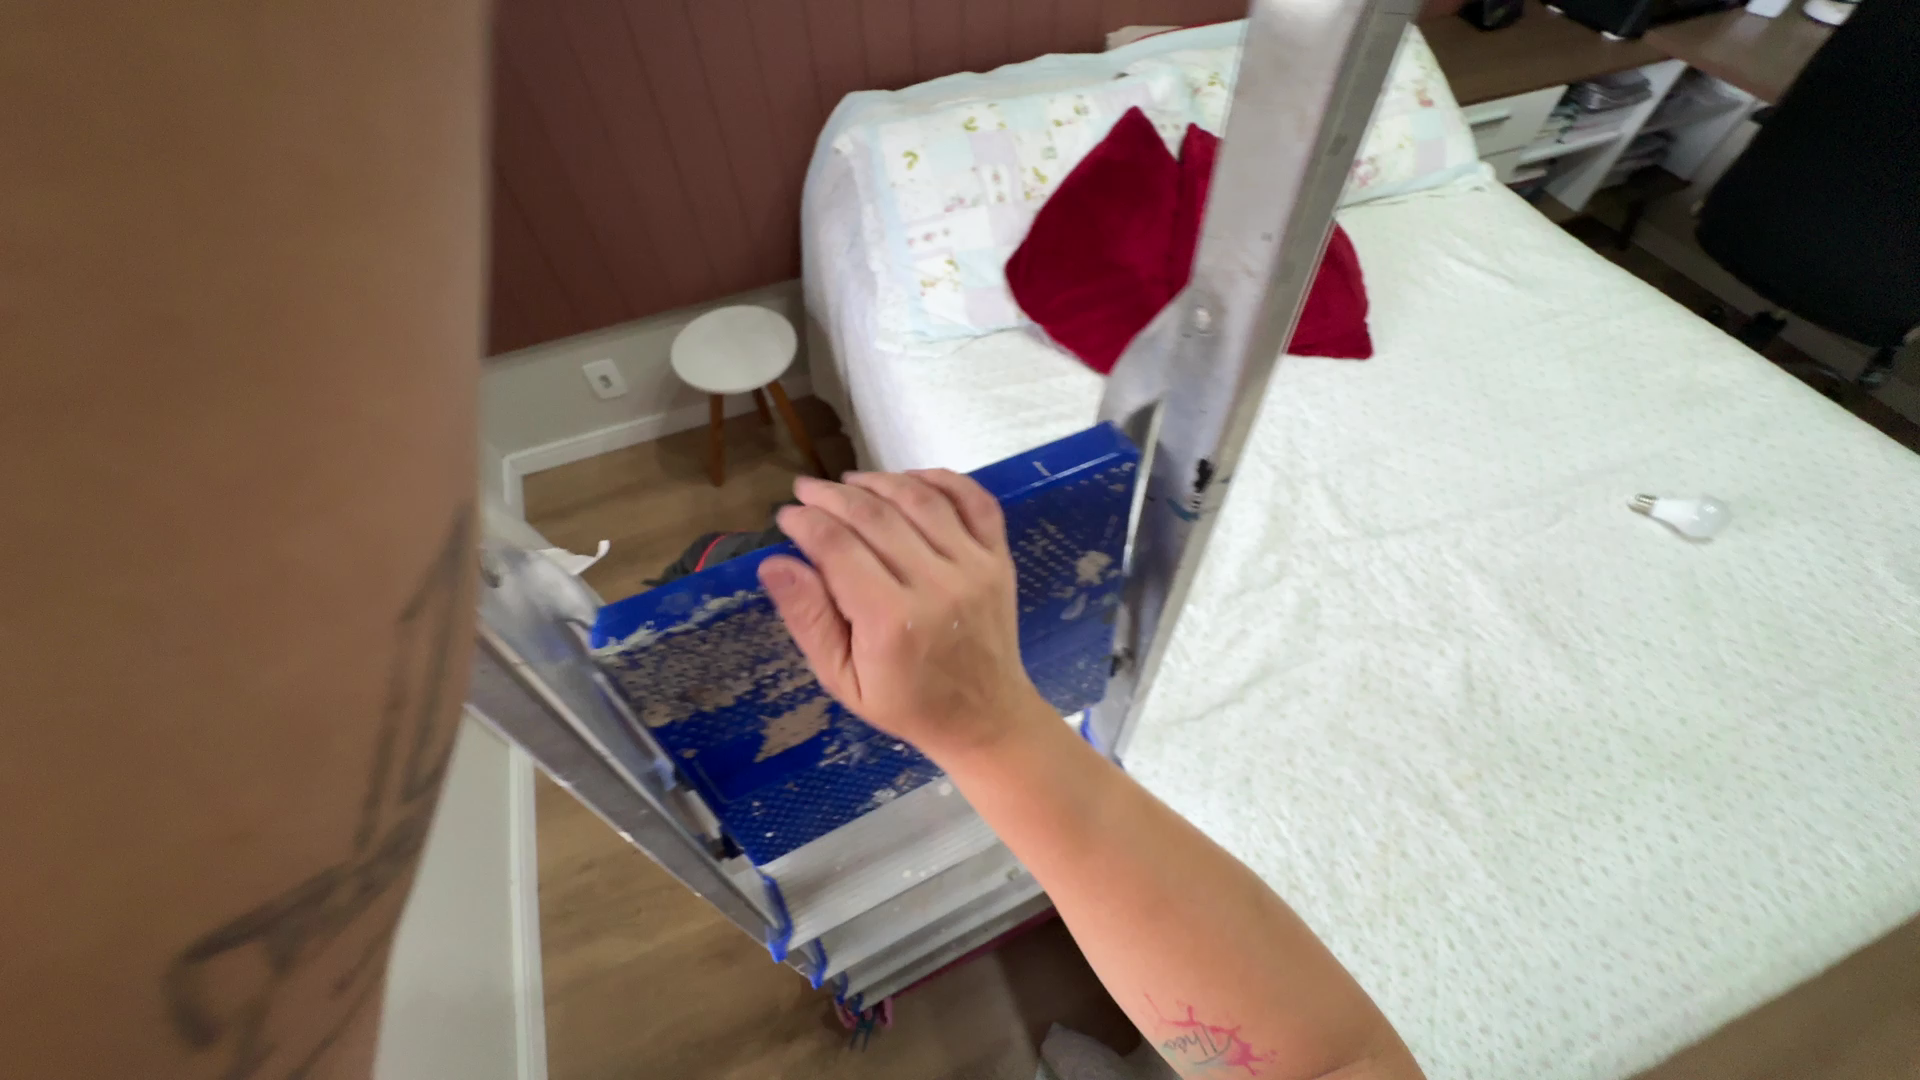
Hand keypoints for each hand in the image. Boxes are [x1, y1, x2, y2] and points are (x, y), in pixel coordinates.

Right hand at [758, 469, 1047, 760]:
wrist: (983, 716)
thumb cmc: (906, 703)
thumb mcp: (842, 678)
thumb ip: (808, 619)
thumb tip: (774, 563)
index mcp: (891, 622)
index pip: (838, 547)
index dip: (806, 522)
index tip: (787, 515)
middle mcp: (937, 585)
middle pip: (876, 516)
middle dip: (833, 496)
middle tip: (807, 490)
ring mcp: (975, 567)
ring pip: (921, 499)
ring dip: (879, 481)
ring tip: (849, 482)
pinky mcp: (999, 559)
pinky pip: (975, 501)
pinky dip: (942, 479)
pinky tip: (909, 480)